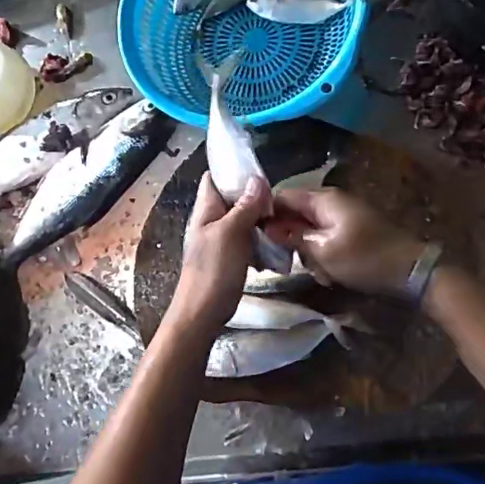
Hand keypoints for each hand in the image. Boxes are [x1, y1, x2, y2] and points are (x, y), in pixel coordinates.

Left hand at [165, 173, 268, 335]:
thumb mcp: (231, 233)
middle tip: (279, 202)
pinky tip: (275, 248)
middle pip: (233, 199)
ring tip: (282, 223)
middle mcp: (211, 220)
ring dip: (260, 221)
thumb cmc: (213, 269)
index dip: (234, 171)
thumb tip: (257, 178)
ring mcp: (219, 239)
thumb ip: (244, 206)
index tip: (260, 172)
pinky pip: (247, 241)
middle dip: (255, 198)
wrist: (202, 312)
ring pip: (243, 220)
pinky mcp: (229, 257)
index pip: (215, 178)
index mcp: (205, 208)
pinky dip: (259, 241)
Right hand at [269, 188, 426, 295]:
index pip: (281, 196)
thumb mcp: (322, 251)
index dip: (265, 212)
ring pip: (309, 226)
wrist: (414, 272)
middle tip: (280, 257)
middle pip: (295, 211)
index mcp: (322, 199)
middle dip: (286, 233)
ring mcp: (344, 214)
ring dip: (305, 246)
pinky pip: (325, 235)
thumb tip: (267, 227)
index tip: (254, 233)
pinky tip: (326, 271)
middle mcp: (332, 200)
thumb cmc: (365, 258)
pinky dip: (321, 250)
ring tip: (309, 268)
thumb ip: (292, 236)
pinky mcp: (353, 229)